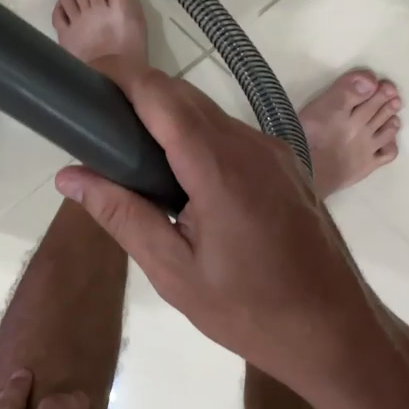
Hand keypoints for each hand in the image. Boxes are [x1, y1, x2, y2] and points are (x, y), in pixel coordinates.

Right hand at [56, 59, 383, 390]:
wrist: (340, 334)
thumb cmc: (251, 311)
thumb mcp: (174, 273)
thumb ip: (121, 216)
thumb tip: (69, 176)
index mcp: (218, 167)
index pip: (161, 95)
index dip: (121, 74)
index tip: (83, 78)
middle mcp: (248, 144)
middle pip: (181, 94)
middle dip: (135, 92)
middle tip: (93, 121)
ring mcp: (271, 150)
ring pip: (206, 110)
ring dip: (165, 115)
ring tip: (127, 148)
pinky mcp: (283, 162)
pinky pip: (227, 131)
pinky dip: (193, 134)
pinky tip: (176, 172)